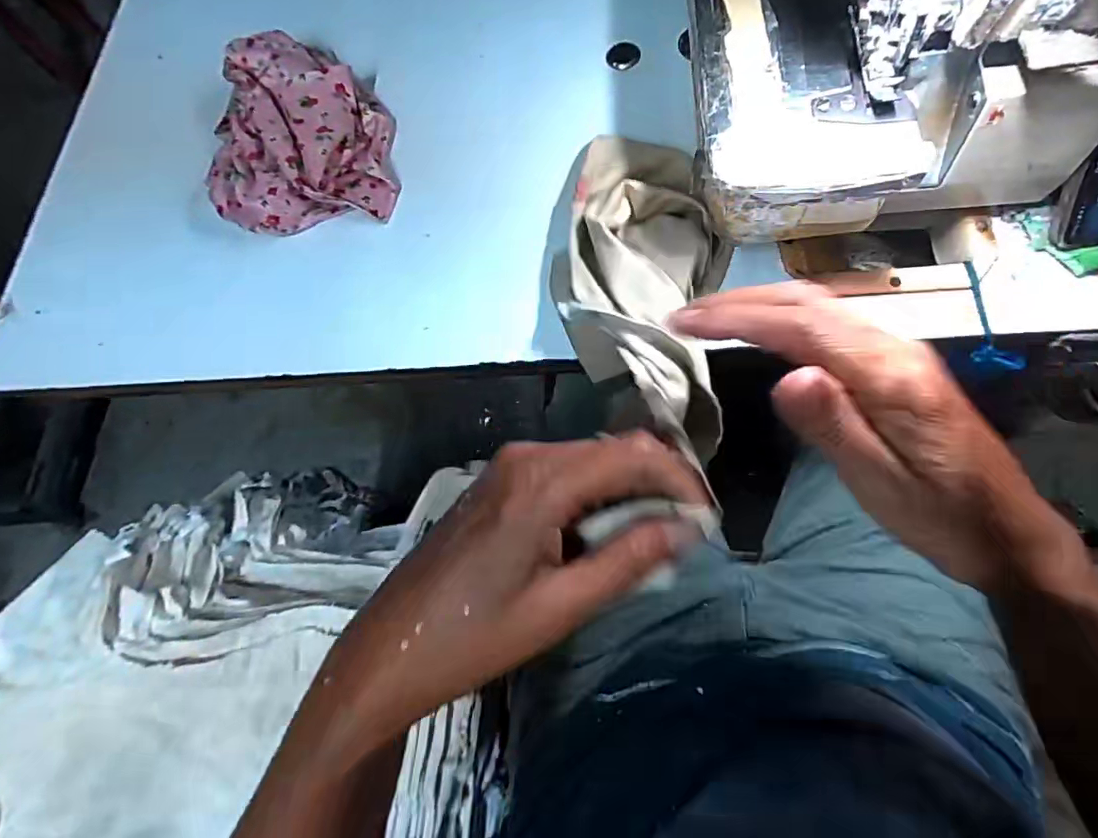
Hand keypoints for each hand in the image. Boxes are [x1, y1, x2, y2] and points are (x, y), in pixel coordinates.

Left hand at [280, 433, 710, 767]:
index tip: (707, 519)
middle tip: (688, 532)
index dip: (679, 479)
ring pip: (592, 459)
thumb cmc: (474, 636)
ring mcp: (509, 464)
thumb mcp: (559, 607)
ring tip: (654, 540)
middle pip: (614, 449)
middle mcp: (527, 455)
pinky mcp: (501, 480)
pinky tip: (605, 534)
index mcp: (541, 479)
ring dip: (628, 491)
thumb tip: (685, 528)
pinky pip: (565, 472)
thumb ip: (627, 560)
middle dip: (658, 483)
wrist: (390, 649)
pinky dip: (597, 495)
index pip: (633, 453)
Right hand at [671, 283, 1084, 596]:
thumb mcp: (882, 484)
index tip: (686, 321)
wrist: (1010, 531)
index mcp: (889, 373)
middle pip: (807, 301)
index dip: (738, 318)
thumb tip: (786, 376)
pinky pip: (830, 321)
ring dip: (761, 303)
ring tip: (712, 317)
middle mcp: (894, 345)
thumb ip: (835, 426)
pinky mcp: (895, 361)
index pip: (800, 325)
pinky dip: (785, 316)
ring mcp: (897, 348)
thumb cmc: (942, 518)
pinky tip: (764, 329)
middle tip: (687, 314)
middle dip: (740, 302)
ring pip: (818, 304)